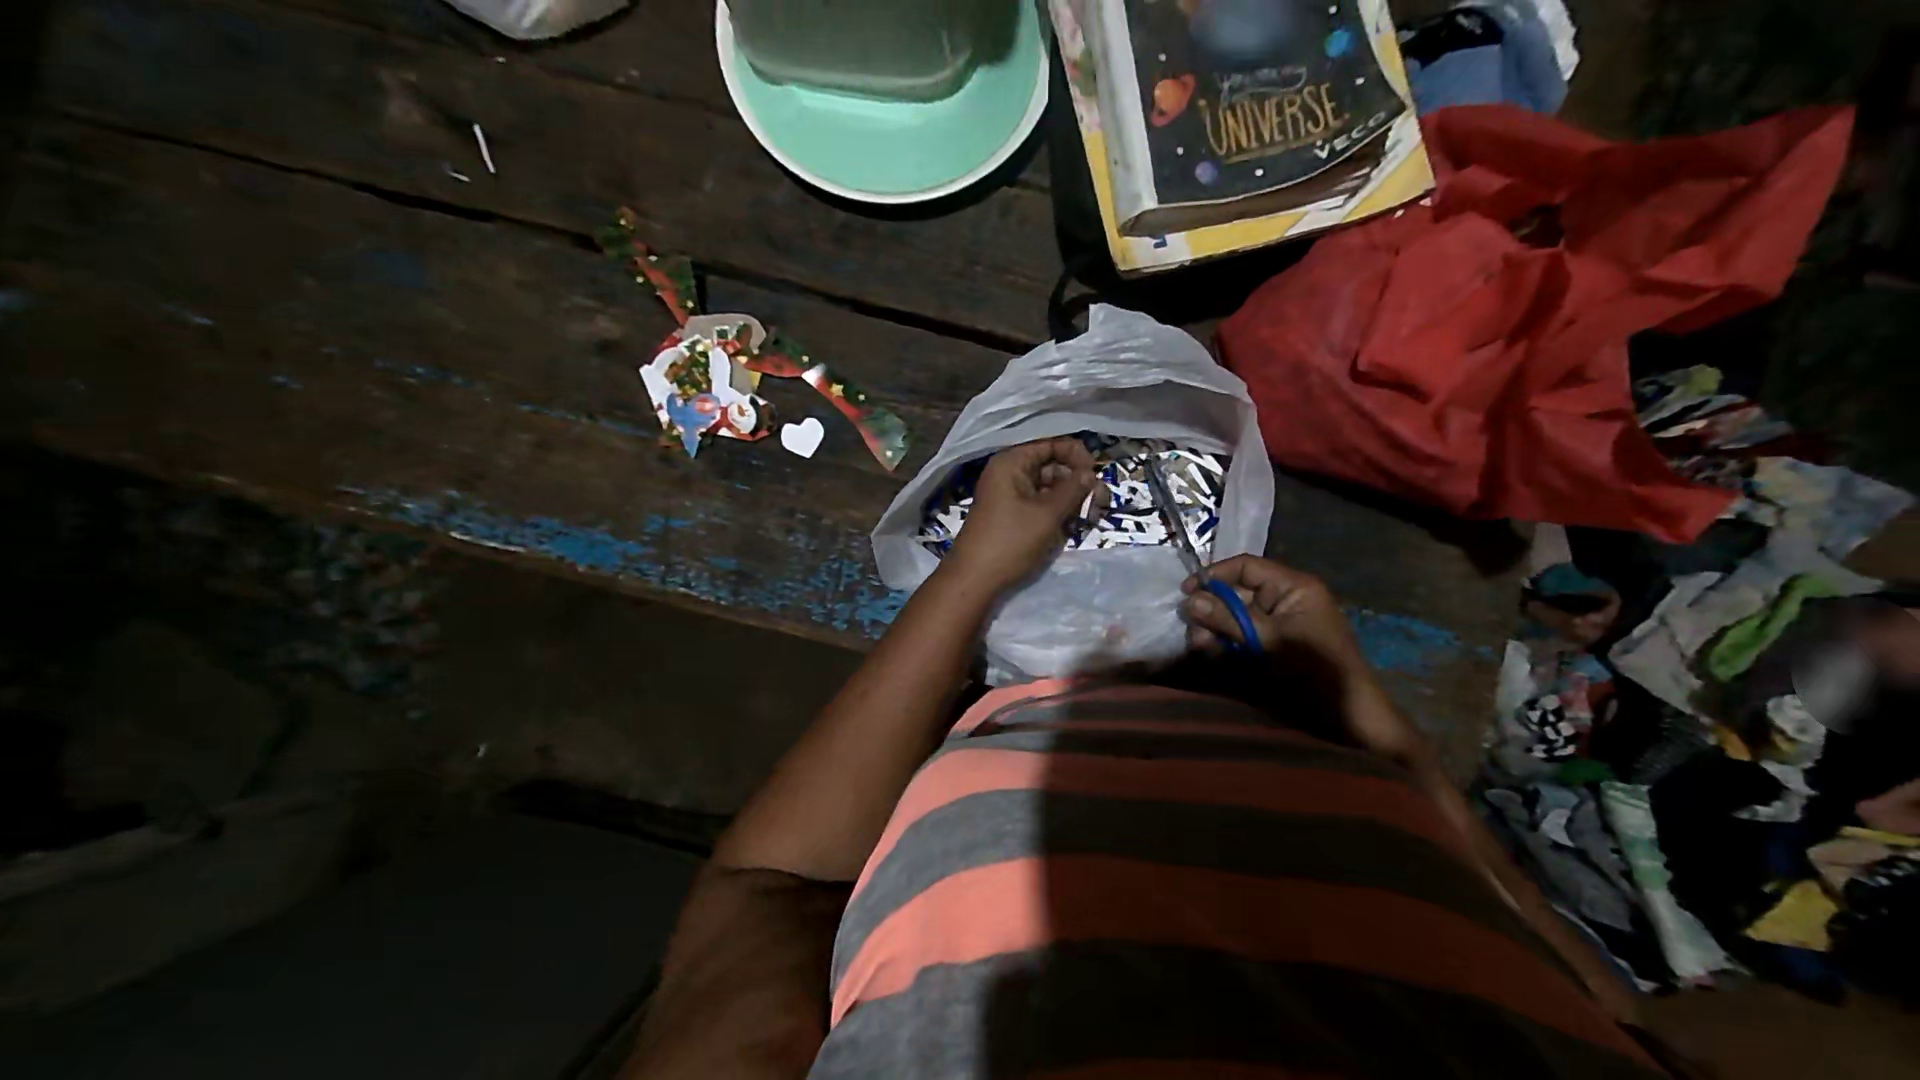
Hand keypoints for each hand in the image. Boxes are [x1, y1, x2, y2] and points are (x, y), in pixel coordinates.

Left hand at [944, 437, 1101, 592]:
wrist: (976, 579)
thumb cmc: (1010, 541)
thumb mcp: (1047, 514)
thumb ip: (1073, 489)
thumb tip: (1091, 473)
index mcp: (1012, 463)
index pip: (1050, 444)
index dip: (1076, 456)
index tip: (1095, 476)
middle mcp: (1009, 473)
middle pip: (1052, 466)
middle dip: (1077, 481)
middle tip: (1098, 504)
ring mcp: (1010, 496)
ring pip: (1050, 488)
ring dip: (1071, 500)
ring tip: (1088, 518)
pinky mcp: (1013, 516)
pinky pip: (1041, 505)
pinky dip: (1058, 512)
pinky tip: (1072, 526)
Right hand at [1181, 555, 1364, 670]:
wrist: (1346, 716)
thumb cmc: (1314, 669)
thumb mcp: (1269, 640)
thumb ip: (1228, 619)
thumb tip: (1189, 601)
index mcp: (1293, 587)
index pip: (1246, 567)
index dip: (1214, 576)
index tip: (1186, 592)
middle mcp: (1283, 600)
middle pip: (1236, 593)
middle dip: (1211, 610)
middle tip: (1194, 631)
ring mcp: (1277, 624)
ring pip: (1234, 617)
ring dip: (1214, 630)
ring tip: (1202, 647)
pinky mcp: (1270, 647)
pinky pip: (1240, 637)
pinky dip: (1225, 644)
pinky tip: (1214, 656)